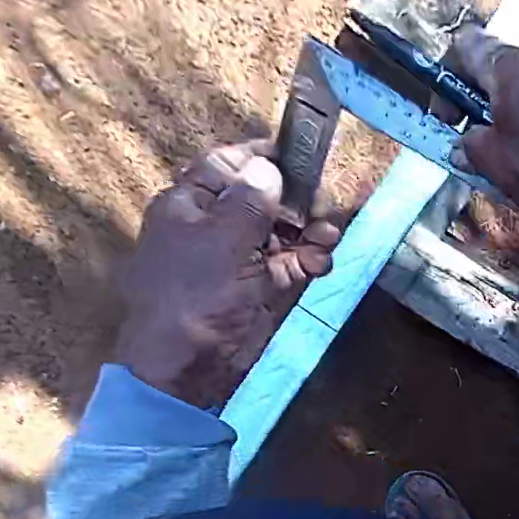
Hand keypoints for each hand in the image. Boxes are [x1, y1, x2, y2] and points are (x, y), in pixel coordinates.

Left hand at [114, 141, 337, 407]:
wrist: (190, 362)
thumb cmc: (194, 297)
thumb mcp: (220, 243)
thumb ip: (248, 204)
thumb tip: (268, 167)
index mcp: (190, 206)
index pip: (227, 167)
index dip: (260, 158)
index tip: (299, 156)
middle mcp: (218, 227)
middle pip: (265, 199)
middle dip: (297, 202)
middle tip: (322, 208)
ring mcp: (244, 257)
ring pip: (285, 232)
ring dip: (310, 232)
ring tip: (329, 237)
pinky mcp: (265, 285)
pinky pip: (294, 262)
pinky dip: (311, 260)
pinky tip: (321, 262)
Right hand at [447, 27, 518, 237]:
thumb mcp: (496, 164)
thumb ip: (470, 147)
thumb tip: (462, 145)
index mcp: (511, 66)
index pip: (464, 47)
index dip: (444, 78)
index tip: (445, 116)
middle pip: (495, 73)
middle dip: (476, 105)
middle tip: (472, 143)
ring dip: (506, 123)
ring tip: (505, 163)